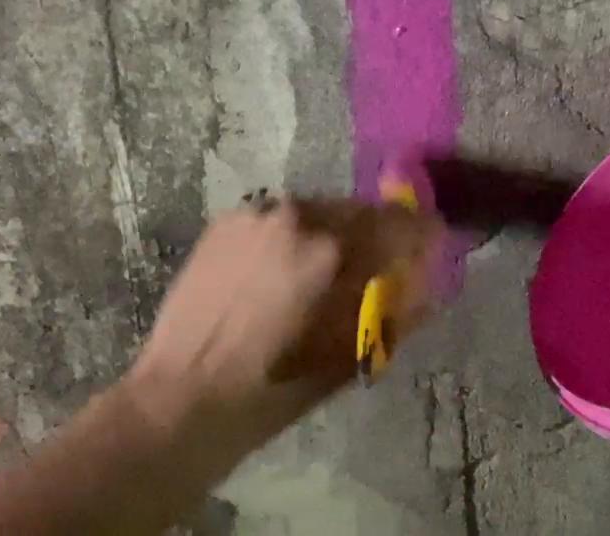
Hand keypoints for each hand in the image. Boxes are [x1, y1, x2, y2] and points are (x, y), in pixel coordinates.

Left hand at [122, 196, 439, 447]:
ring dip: (331, 233)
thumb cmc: (268, 389)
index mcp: (329, 250)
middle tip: (376, 264)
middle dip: (374, 234)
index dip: (421, 230)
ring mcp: (256, 213)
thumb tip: (426, 288)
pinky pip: (278, 218)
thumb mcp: (345, 360)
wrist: (177, 398)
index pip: (397, 221)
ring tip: (322, 270)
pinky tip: (280, 269)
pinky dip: (291, 235)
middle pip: (357, 211)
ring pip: (316, 212)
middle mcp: (296, 216)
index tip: (432, 240)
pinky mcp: (227, 220)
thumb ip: (393, 315)